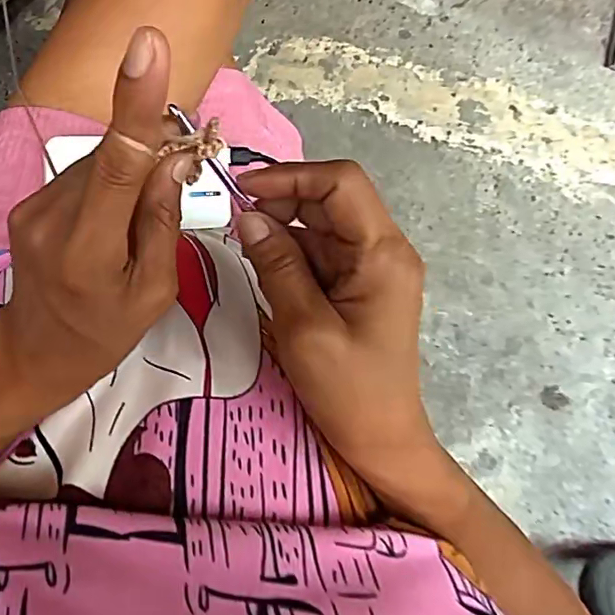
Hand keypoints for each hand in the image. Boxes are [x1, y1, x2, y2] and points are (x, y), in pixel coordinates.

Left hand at [0, 27, 195, 424]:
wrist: (32, 351)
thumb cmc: (101, 334)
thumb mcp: (152, 293)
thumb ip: (162, 221)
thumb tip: (174, 159)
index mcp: (87, 249)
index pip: (117, 163)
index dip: (136, 102)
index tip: (147, 44)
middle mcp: (50, 217)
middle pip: (112, 155)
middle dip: (149, 153)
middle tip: (177, 178)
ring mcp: (30, 207)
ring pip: (95, 162)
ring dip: (126, 172)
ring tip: (130, 222)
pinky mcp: (24, 203)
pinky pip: (78, 175)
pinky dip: (103, 183)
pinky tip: (106, 219)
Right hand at [232, 161, 440, 496]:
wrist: (380, 439)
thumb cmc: (349, 389)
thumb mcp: (304, 326)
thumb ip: (277, 265)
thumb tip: (247, 217)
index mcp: (382, 254)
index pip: (341, 183)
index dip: (290, 176)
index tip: (242, 190)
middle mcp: (380, 250)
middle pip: (328, 197)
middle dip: (278, 199)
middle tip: (232, 220)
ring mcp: (366, 266)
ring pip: (317, 221)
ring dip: (277, 224)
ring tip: (240, 242)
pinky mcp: (351, 282)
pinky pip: (314, 248)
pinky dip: (284, 247)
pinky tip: (259, 262)